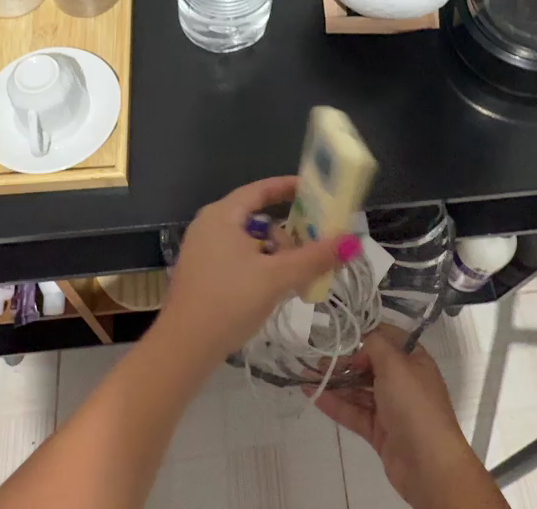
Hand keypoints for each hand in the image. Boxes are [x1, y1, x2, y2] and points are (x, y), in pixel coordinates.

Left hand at [153, 176, 359, 362]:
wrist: (184, 348)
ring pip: (250, 242)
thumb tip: (352, 241)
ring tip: (298, 276)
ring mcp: (203, 251)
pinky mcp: (202, 275)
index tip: (315, 191)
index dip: (289, 188)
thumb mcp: (277, 277)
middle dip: (288, 233)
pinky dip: (261, 266)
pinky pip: (239, 259)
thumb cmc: (229, 301)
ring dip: (276, 254)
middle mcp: (209, 226)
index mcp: (222, 215)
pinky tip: (276, 289)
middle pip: (258, 218)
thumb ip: (315, 257)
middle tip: (313, 248)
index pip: (260, 189)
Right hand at [311, 325, 499, 508]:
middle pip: (369, 365)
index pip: (388, 338)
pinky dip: (334, 403)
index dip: (365, 335)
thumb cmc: (414, 405)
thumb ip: (374, 345)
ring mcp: (390, 408)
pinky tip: (313, 394)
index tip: (341, 334)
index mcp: (414, 360)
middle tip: (317, 358)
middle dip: (344, 360)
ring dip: (335, 381)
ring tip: (308, 374)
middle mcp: (403, 381)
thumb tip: (360, 345)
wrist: (429, 464)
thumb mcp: (395, 365)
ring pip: (359, 390)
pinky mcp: (379, 431)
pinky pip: (354, 412)